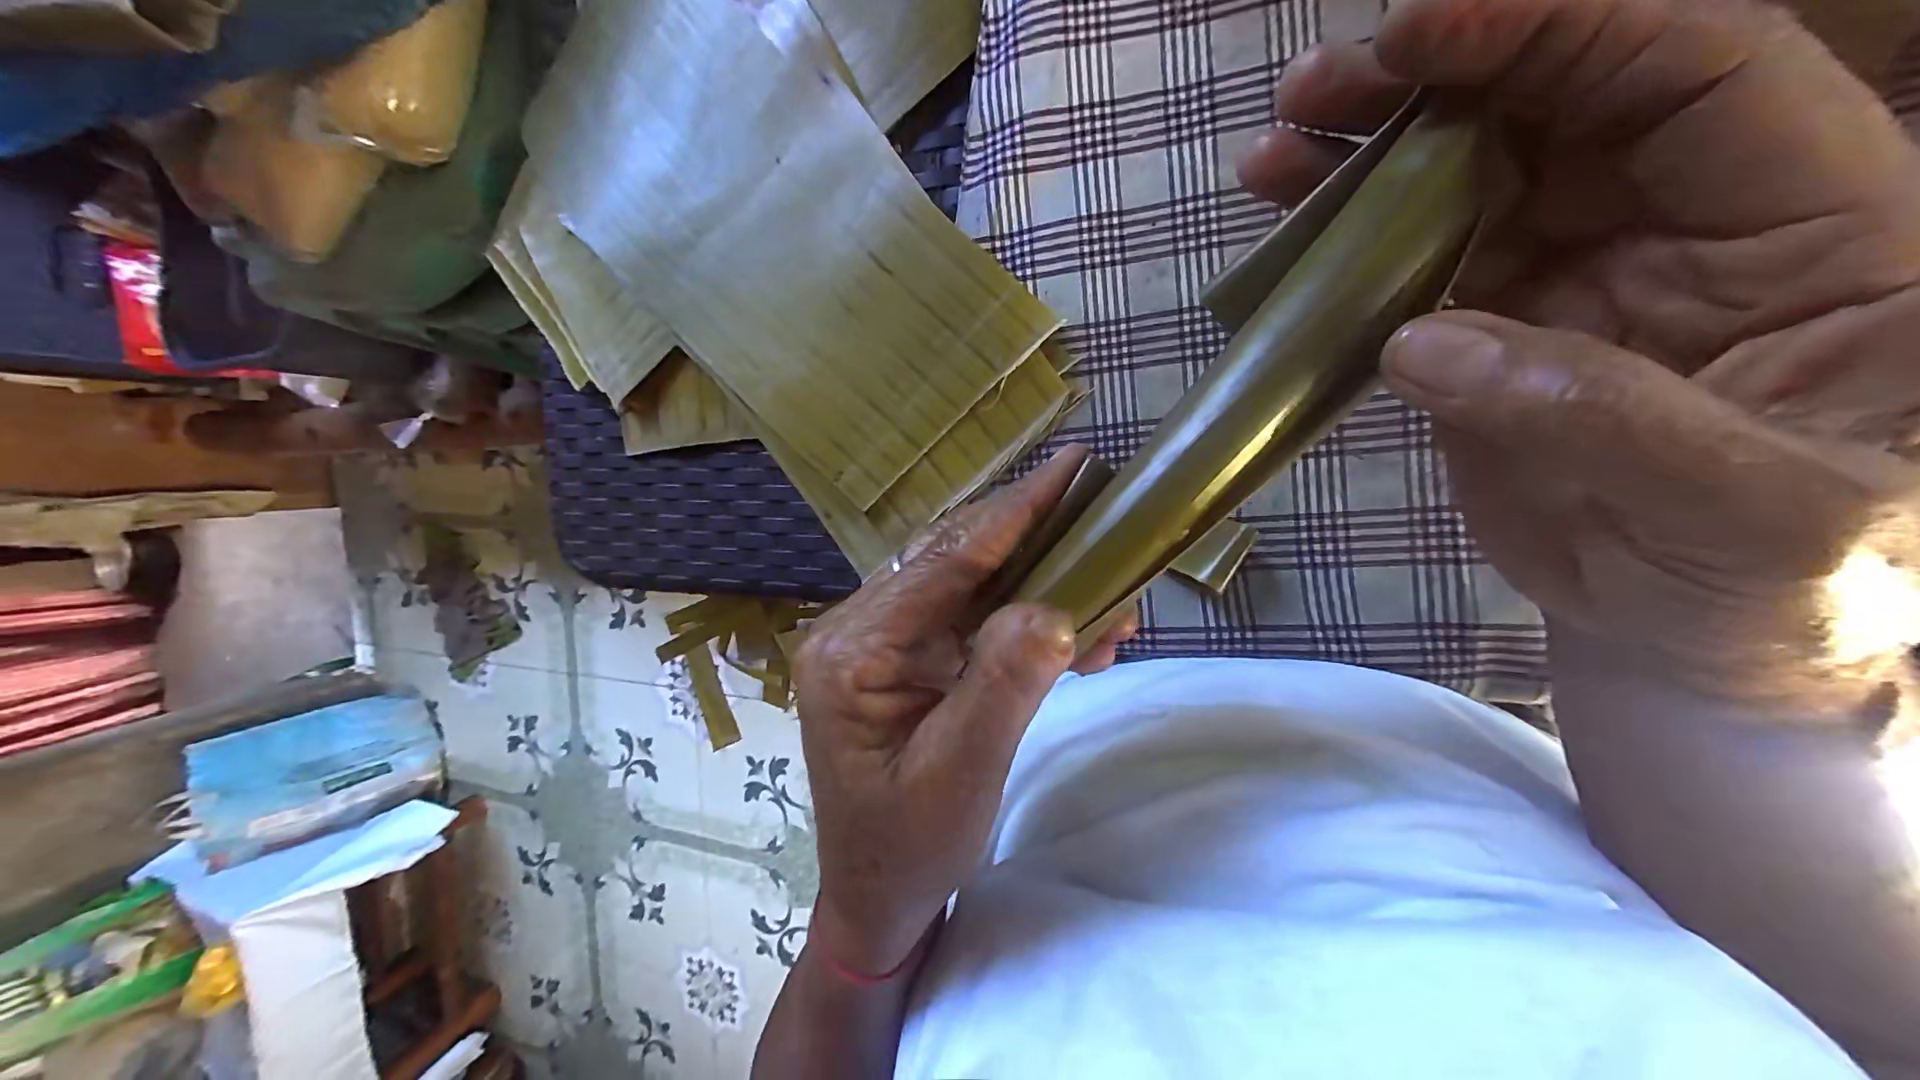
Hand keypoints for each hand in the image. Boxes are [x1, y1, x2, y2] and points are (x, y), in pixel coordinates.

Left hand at [793, 446, 1134, 973]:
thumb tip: (1057, 610)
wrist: (880, 892)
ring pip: (966, 582)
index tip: (1071, 467)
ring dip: (1036, 577)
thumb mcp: (961, 773)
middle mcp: (858, 630)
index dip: (1014, 513)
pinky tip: (1073, 624)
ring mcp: (879, 641)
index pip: (945, 564)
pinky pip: (968, 616)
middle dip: (1031, 534)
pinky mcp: (903, 657)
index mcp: (854, 651)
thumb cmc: (909, 845)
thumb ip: (1003, 685)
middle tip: (1096, 508)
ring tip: (1104, 585)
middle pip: (954, 559)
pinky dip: (1023, 613)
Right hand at [1241, 0, 1919, 714]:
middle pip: (1546, 111)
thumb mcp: (1751, 510)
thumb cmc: (1791, 581)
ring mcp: (1559, 288)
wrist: (1700, 635)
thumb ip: (1600, 415)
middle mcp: (1670, 229)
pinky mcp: (1479, 345)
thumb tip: (1420, 344)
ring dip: (1363, 159)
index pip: (1684, 71)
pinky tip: (1282, 243)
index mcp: (1801, 224)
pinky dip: (1340, 258)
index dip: (1555, 30)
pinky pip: (1403, 280)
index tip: (1422, 31)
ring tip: (1276, 148)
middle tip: (1318, 86)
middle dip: (1429, 82)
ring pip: (1456, 189)